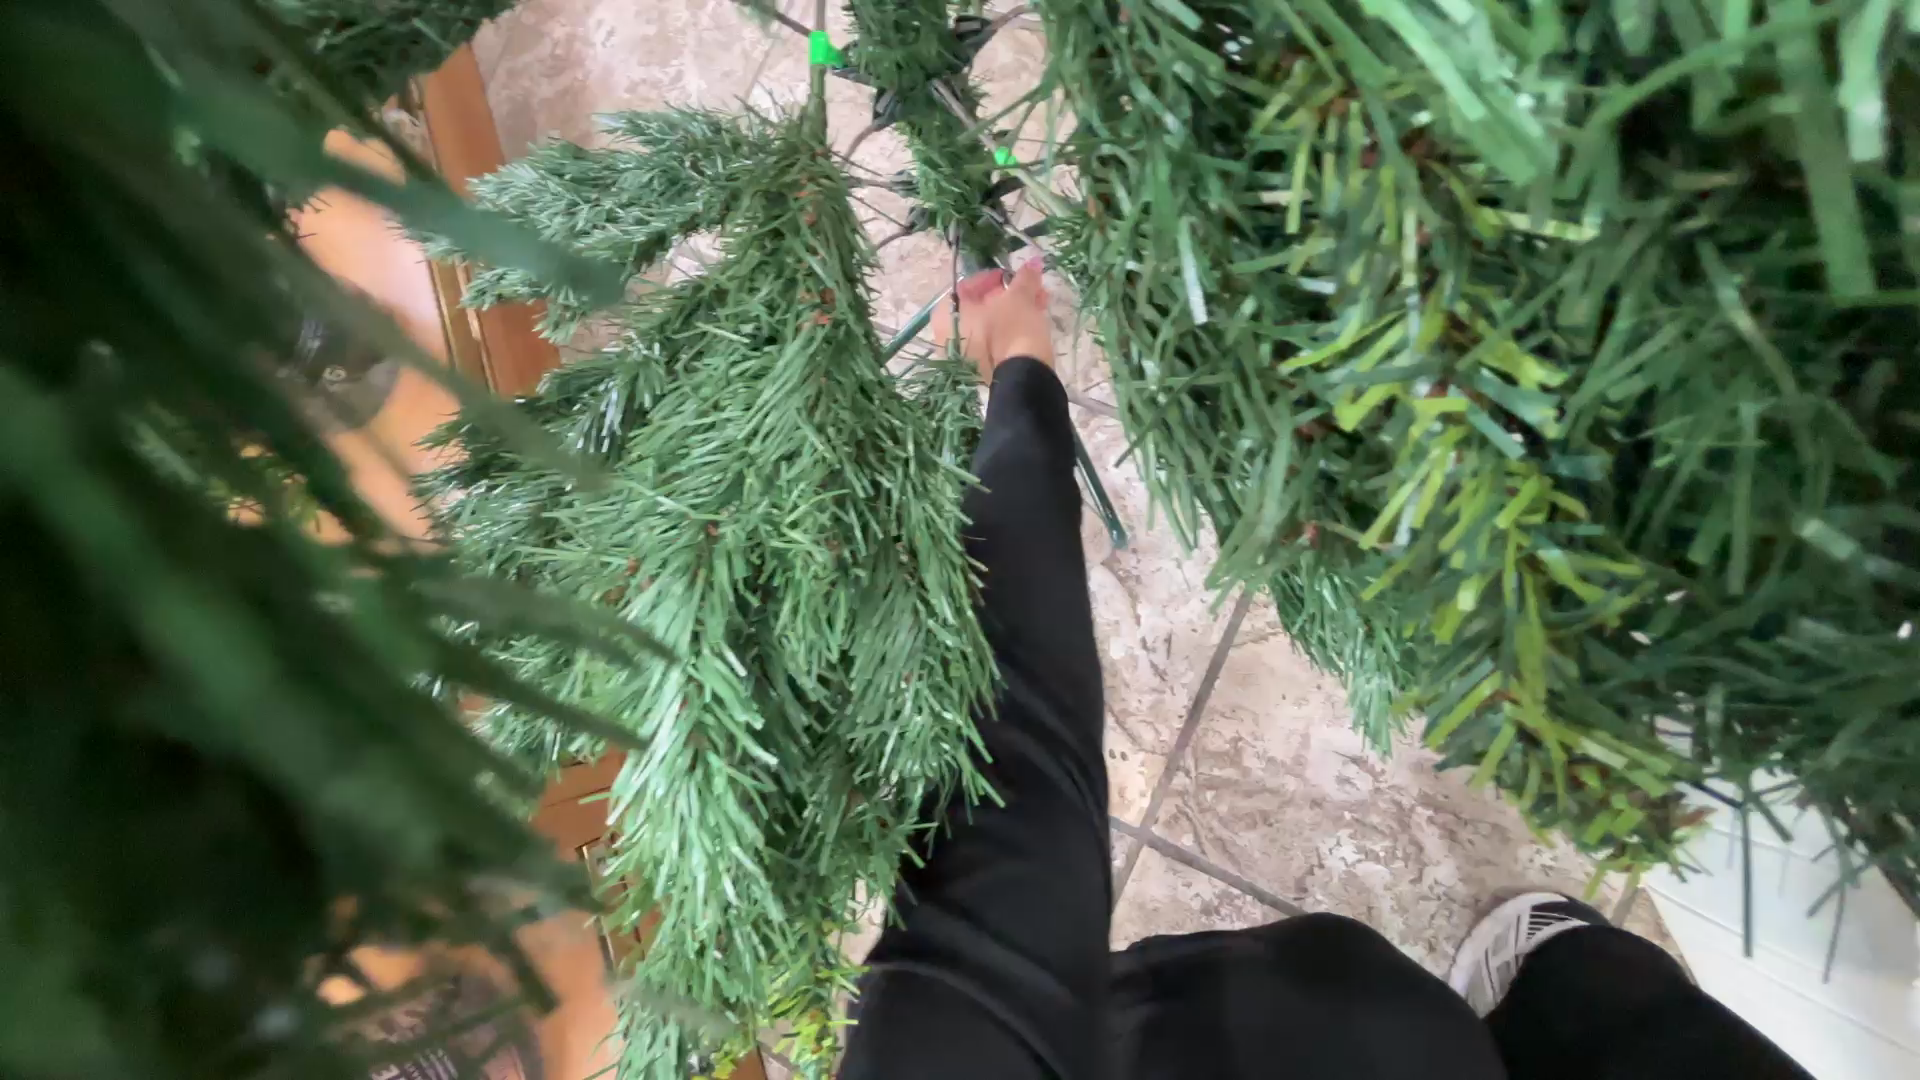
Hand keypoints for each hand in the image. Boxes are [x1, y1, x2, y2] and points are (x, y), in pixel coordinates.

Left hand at [933, 258, 1054, 380]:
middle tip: (1026, 288)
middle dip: (1005, 295)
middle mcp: (947, 339)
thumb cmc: (1012, 328)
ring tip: (1037, 303)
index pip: (964, 287)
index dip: (989, 278)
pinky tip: (1033, 321)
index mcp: (946, 317)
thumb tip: (1033, 263)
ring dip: (1013, 311)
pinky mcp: (982, 372)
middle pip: (978, 308)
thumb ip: (1024, 278)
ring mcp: (964, 359)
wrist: (1024, 376)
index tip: (1009, 275)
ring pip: (988, 326)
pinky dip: (1009, 330)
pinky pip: (993, 343)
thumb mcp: (1019, 297)